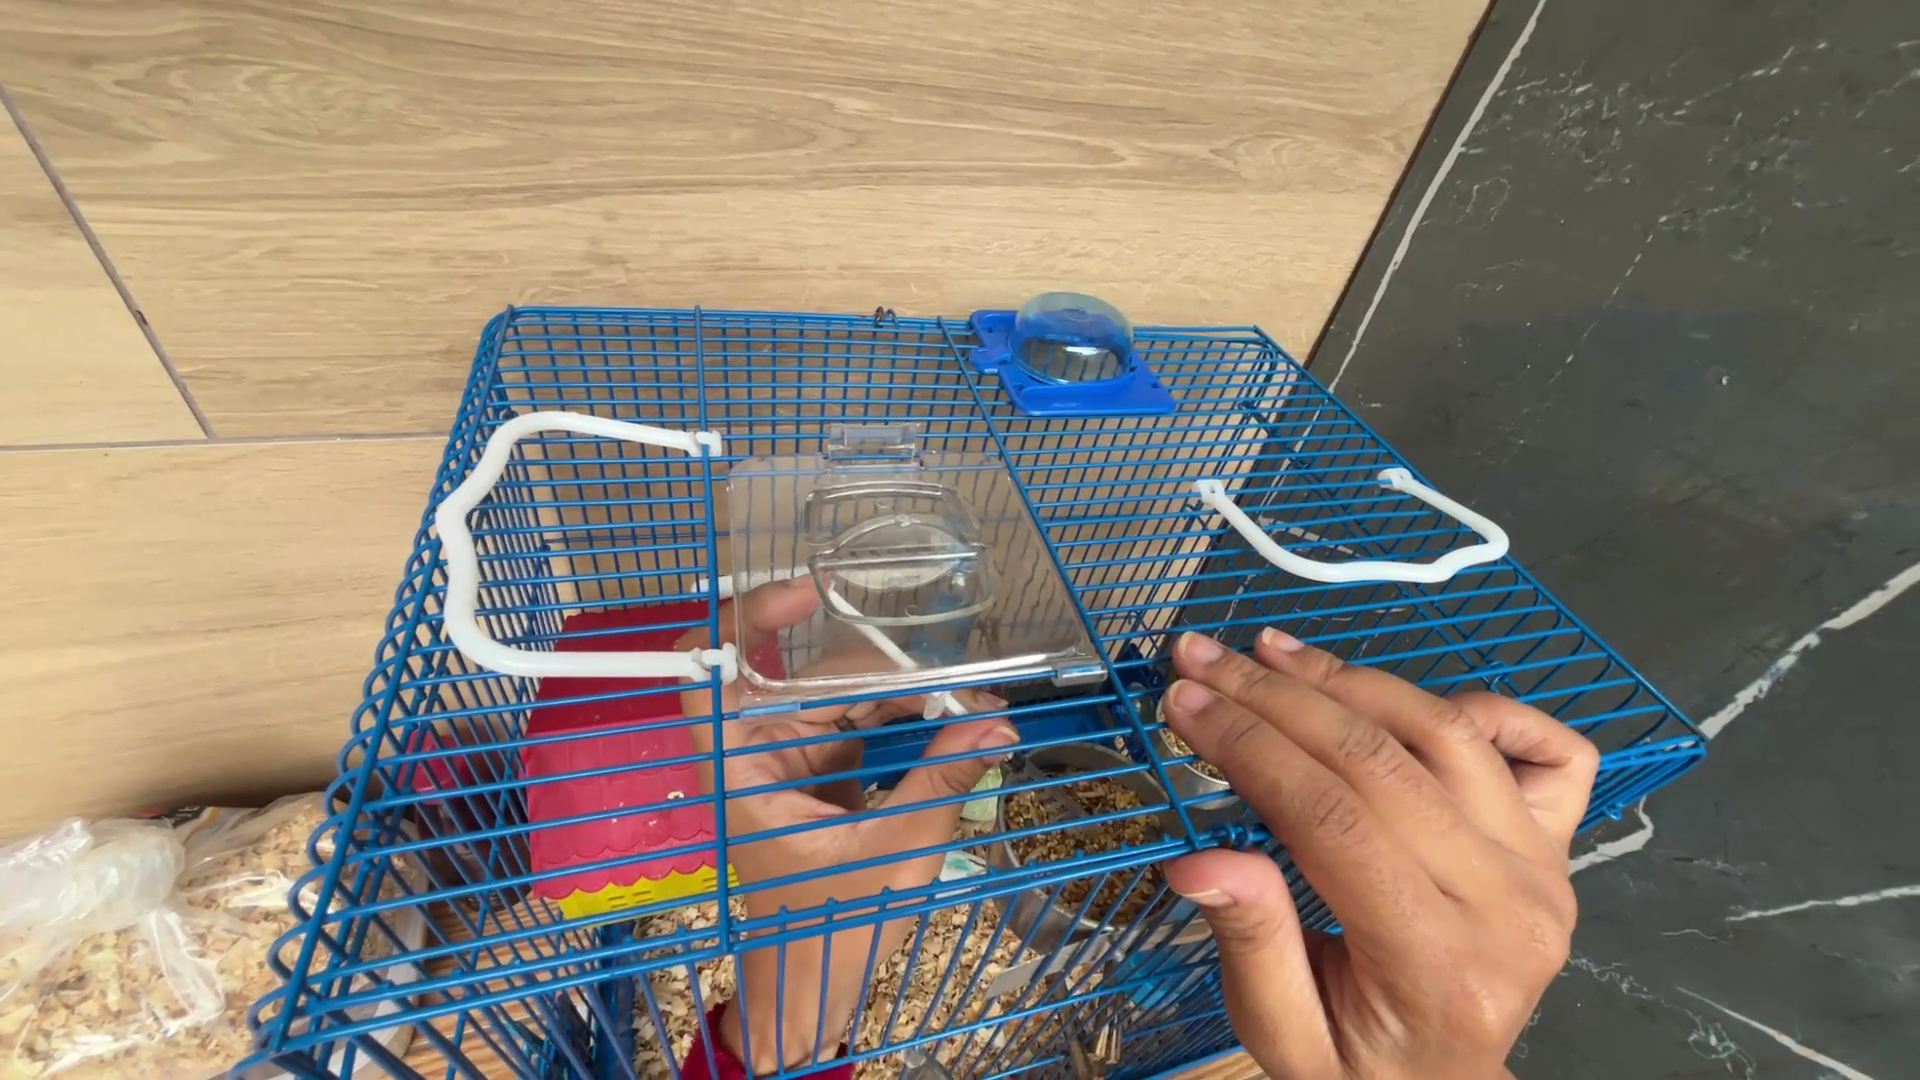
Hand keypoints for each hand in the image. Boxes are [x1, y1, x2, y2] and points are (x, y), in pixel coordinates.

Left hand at [675, 578, 1018, 1073]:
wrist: (815, 983)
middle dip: (879, 670)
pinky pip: (858, 718)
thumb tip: (999, 721)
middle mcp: (759, 751)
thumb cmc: (832, 927)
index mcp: (745, 770)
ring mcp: (790, 756)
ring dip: (899, 690)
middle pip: (805, 678)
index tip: (808, 597)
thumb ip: (941, 783)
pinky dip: (901, 712)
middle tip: (952, 681)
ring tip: (964, 697)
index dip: (744, 621)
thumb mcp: (893, 854)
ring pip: (838, 694)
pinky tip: (947, 714)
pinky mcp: (820, 765)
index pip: (710, 675)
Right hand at [1159, 628, 1597, 1079]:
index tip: (1180, 700)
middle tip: (1199, 657)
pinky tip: (1395, 695)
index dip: (1244, 744)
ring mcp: (1542, 864)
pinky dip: (1478, 704)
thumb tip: (1193, 859)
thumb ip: (1250, 948)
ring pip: (1440, 731)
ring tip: (1265, 649)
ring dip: (1342, 675)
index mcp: (1438, 963)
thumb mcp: (1284, 1038)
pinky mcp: (1556, 842)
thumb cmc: (1357, 1062)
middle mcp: (1508, 902)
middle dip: (1269, 694)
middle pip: (1373, 758)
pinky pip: (1544, 747)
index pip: (1326, 816)